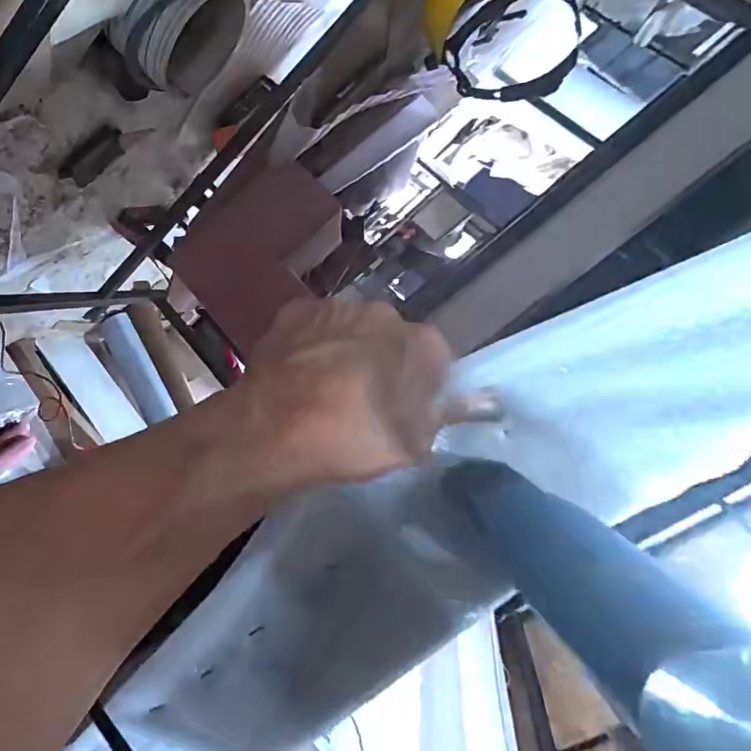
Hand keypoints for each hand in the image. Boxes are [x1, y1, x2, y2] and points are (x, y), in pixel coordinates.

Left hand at [231, 298, 455, 490]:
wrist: (271, 429)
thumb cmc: (348, 440)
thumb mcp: (409, 444)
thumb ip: (445, 414)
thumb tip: (480, 400)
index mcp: (419, 343)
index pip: (435, 356)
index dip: (422, 382)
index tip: (404, 405)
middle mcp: (381, 312)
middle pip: (392, 336)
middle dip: (383, 359)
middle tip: (363, 396)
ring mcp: (335, 306)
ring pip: (352, 326)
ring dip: (347, 346)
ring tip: (326, 383)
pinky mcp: (295, 309)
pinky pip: (316, 323)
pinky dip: (313, 340)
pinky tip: (300, 369)